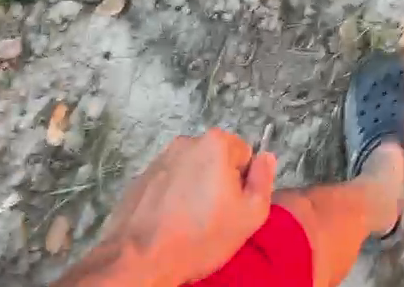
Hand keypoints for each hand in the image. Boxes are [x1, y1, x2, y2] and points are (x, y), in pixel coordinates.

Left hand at [57, 129, 276, 286]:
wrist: (137, 263)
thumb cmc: (200, 237)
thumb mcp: (250, 215)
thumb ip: (264, 180)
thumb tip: (266, 157)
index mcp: (216, 142)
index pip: (244, 154)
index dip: (242, 183)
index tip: (231, 208)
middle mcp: (187, 142)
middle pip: (216, 160)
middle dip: (217, 184)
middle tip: (212, 218)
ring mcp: (159, 160)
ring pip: (190, 172)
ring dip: (193, 191)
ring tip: (187, 225)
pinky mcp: (139, 181)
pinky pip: (167, 185)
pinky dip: (170, 200)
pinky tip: (167, 225)